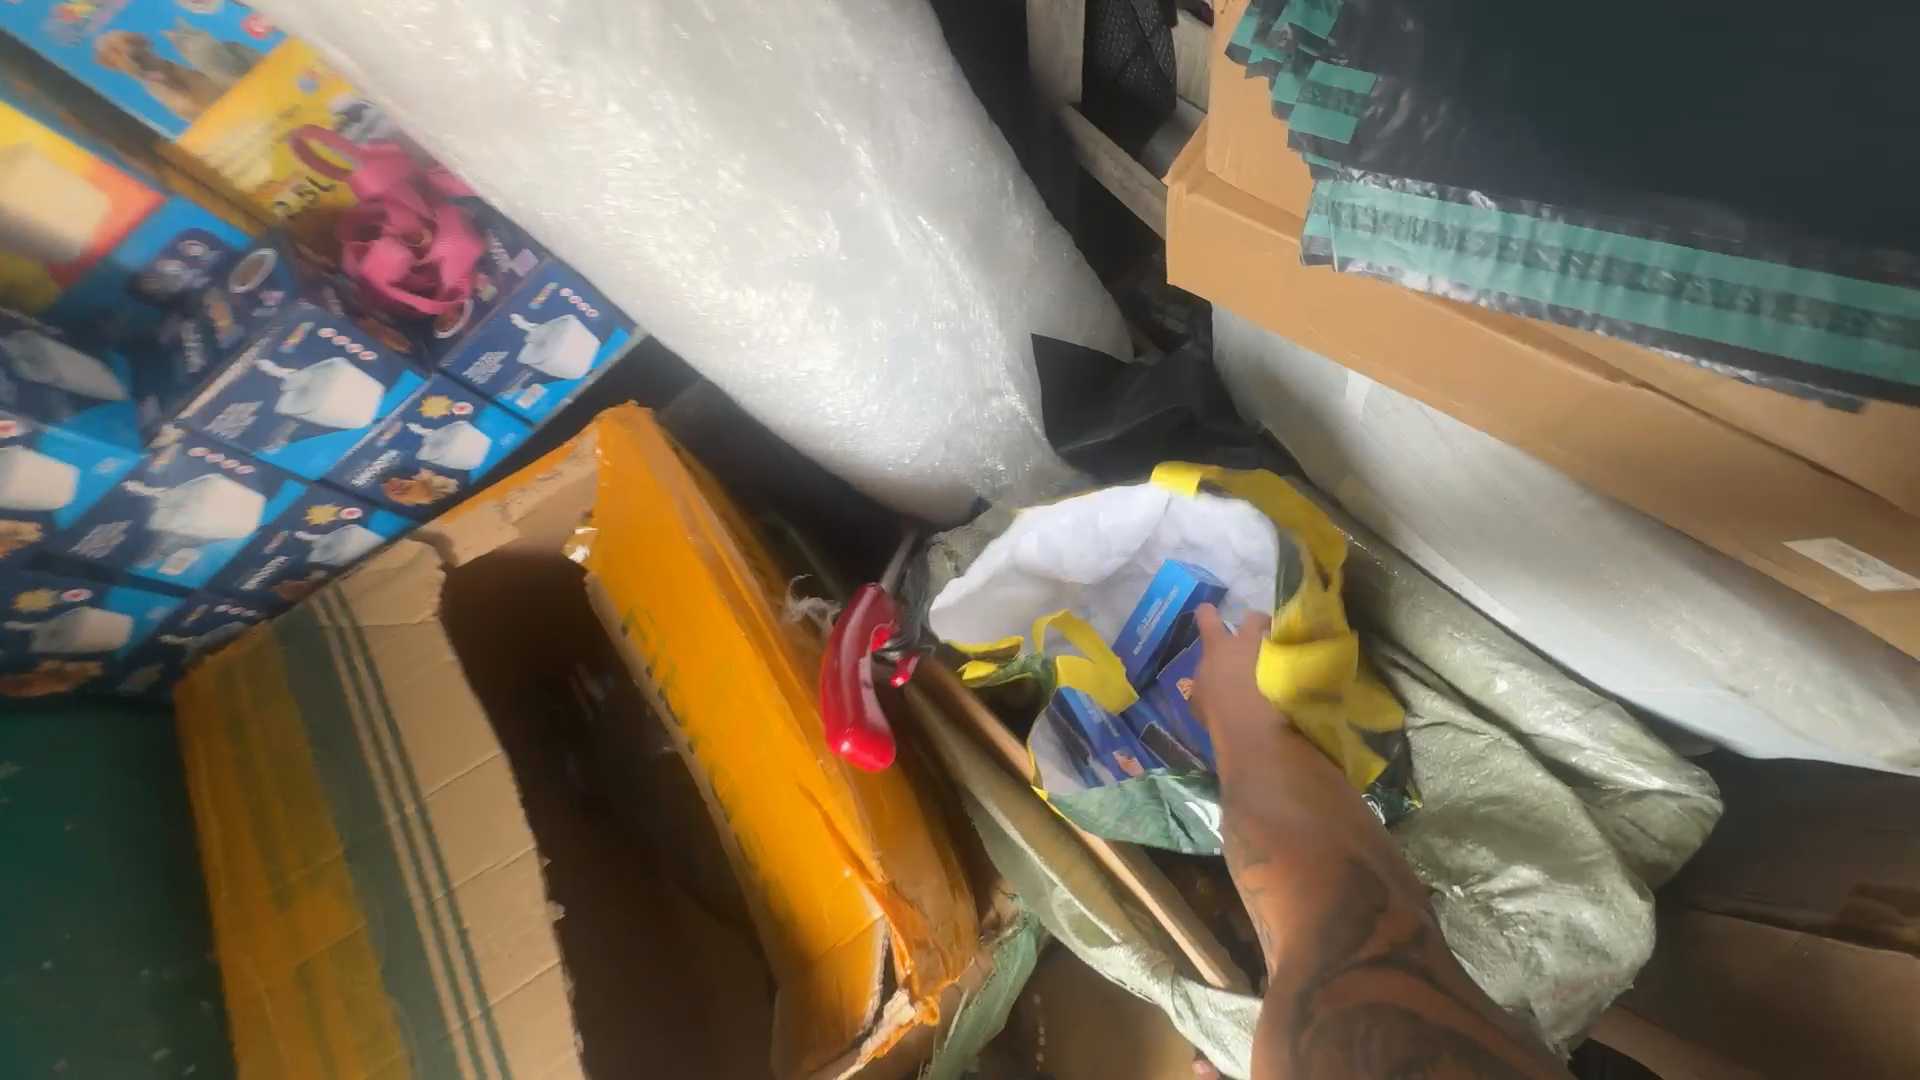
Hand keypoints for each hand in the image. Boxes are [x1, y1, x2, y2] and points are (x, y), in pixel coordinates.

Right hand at [1192, 604, 1283, 749]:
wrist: (1250, 724)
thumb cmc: (1216, 709)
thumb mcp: (1199, 696)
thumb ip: (1203, 685)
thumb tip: (1207, 684)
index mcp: (1217, 647)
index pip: (1207, 618)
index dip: (1206, 613)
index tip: (1206, 611)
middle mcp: (1245, 643)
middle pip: (1253, 617)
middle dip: (1254, 620)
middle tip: (1256, 627)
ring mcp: (1270, 654)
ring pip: (1278, 633)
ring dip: (1277, 638)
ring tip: (1278, 647)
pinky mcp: (1291, 670)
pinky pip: (1292, 659)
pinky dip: (1291, 663)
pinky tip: (1290, 674)